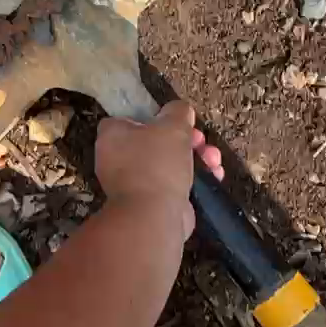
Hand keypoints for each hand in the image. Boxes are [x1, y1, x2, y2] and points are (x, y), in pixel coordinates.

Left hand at [95, 101, 223, 238]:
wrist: (154, 216)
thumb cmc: (157, 163)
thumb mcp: (172, 125)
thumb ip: (177, 111)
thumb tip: (180, 110)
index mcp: (112, 137)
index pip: (126, 119)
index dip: (151, 116)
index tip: (173, 119)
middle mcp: (117, 160)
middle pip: (154, 141)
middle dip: (184, 139)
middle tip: (200, 140)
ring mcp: (134, 184)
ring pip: (168, 163)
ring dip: (195, 158)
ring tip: (213, 160)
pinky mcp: (151, 203)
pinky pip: (173, 184)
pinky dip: (193, 179)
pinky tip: (214, 176)